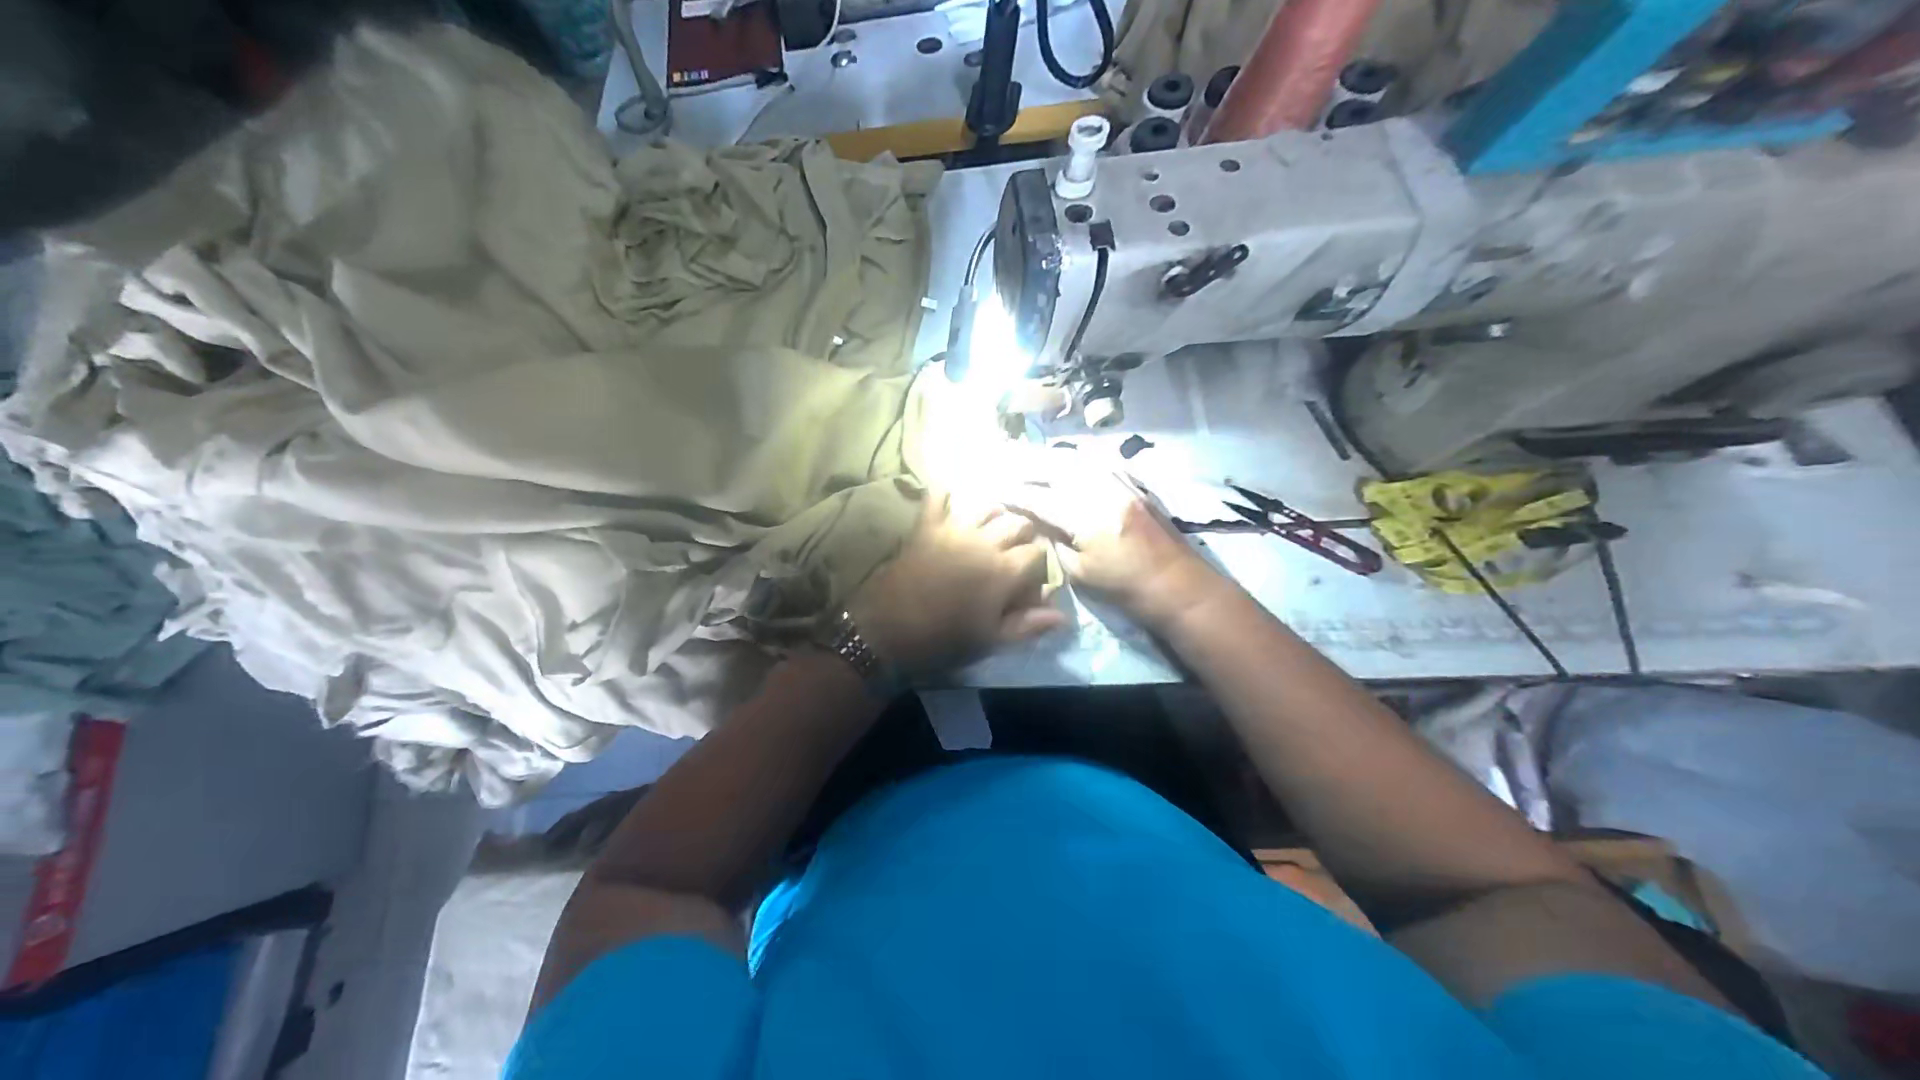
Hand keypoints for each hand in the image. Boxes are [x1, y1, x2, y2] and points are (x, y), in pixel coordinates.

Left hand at [846, 492, 1068, 677]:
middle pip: (1017, 523)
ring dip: (994, 515)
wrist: (888, 630)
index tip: (1029, 580)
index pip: (1037, 553)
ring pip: (986, 507)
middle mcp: (985, 542)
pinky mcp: (926, 527)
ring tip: (992, 528)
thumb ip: (1027, 625)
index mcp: (1005, 570)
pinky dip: (945, 496)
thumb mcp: (990, 640)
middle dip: (1023, 535)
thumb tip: (1060, 616)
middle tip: (1015, 552)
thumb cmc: (944, 639)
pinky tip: (950, 498)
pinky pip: (937, 498)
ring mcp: (954, 530)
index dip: (1038, 566)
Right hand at [1007, 469, 1223, 630]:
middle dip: (1027, 466)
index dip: (1013, 494)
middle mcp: (1100, 489)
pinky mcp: (1133, 482)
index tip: (994, 490)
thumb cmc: (1125, 587)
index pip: (1037, 497)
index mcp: (1084, 516)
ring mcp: (1120, 481)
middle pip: (1055, 466)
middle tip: (1005, 467)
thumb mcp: (1079, 572)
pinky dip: (1076, 460)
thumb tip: (1038, 522)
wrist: (1177, 584)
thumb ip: (1055, 541)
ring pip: (1077, 458)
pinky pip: (1098, 461)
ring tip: (1031, 462)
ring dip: (1050, 459)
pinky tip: (1066, 463)